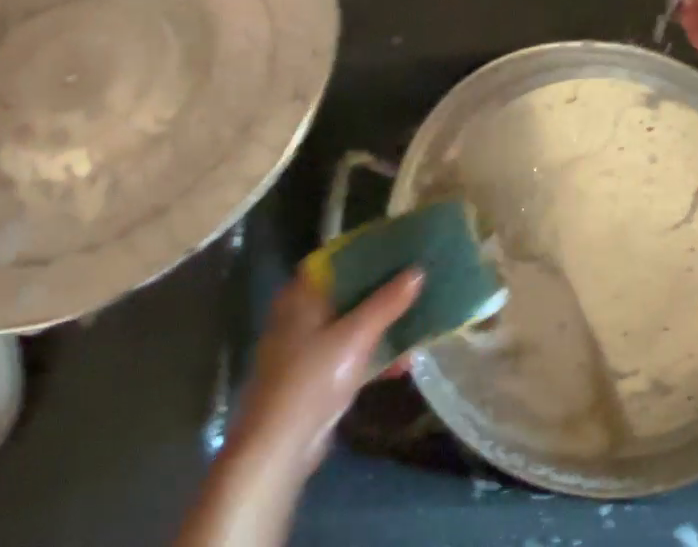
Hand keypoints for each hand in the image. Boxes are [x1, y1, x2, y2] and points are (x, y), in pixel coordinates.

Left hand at [225, 268, 423, 484]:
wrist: (279, 447)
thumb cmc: (312, 379)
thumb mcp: (355, 337)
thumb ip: (386, 303)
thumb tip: (417, 272)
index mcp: (300, 295)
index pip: (336, 260)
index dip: (367, 253)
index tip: (401, 250)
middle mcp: (300, 314)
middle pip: (347, 293)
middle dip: (382, 294)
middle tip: (417, 287)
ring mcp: (306, 347)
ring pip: (350, 325)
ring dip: (382, 328)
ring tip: (418, 327)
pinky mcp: (315, 376)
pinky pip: (349, 354)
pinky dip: (372, 356)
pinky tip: (403, 365)